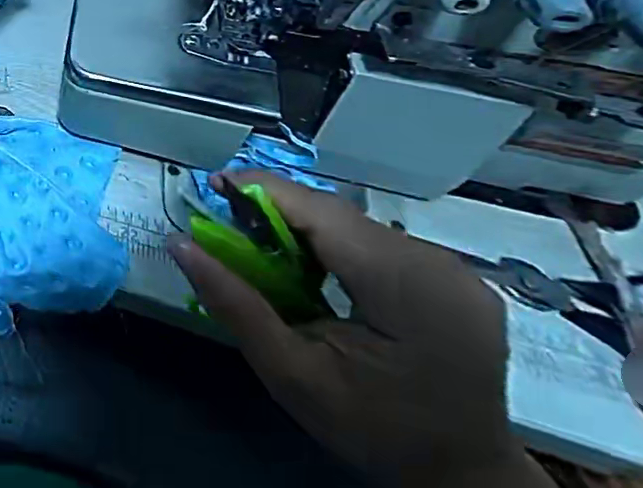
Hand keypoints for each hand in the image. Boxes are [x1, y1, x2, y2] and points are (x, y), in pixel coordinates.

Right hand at [169, 173, 551, 487]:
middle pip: (339, 215)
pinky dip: (340, 244)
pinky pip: (382, 241)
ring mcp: (454, 268)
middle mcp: (437, 263)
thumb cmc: (374, 430)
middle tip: (231, 221)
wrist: (463, 478)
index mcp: (404, 286)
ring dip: (309, 227)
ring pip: (358, 224)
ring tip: (268, 245)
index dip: (263, 189)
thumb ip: (235, 305)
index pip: (320, 212)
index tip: (214, 184)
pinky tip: (320, 268)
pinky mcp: (456, 276)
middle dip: (280, 209)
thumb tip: (180, 244)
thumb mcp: (292, 375)